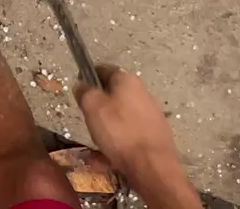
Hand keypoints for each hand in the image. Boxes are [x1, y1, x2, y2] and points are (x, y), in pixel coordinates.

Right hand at [75, 66, 190, 189]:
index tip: (80, 95)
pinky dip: (121, 144)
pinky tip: (111, 158)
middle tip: (90, 121)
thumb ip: (83, 90)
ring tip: (99, 145)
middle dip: (100, 108)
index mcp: (127, 80)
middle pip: (113, 96)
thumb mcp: (91, 105)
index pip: (102, 70)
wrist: (154, 169)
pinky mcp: (158, 138)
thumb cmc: (119, 131)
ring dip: (109, 129)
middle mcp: (143, 94)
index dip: (88, 79)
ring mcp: (153, 117)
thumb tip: (82, 86)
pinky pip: (132, 136)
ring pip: (122, 118)